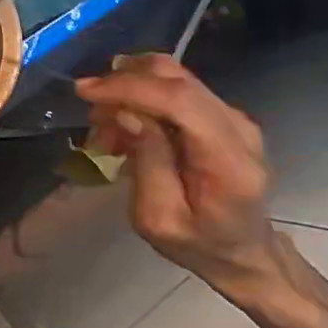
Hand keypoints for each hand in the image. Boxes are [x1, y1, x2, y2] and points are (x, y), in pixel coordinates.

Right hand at [75, 54, 288, 303]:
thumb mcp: (158, 219)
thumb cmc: (198, 243)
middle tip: (92, 113)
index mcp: (227, 161)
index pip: (180, 101)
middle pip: (176, 79)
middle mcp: (238, 129)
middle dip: (122, 83)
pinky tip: (126, 124)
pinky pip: (175, 87)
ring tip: (107, 123)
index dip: (129, 87)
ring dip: (129, 87)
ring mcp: (234, 118)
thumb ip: (148, 163)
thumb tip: (127, 113)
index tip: (84, 92)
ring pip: (173, 75)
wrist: (244, 253)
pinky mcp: (222, 114)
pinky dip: (141, 94)